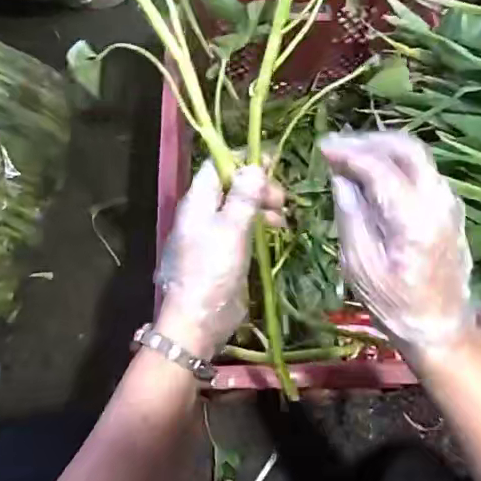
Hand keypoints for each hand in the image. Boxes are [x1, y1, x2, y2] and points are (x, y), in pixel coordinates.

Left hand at [155, 161, 284, 356]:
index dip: (244, 161)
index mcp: (198, 201)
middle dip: (258, 187)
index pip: (217, 166)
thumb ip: (243, 196)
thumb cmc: (212, 269)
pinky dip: (259, 226)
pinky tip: (275, 232)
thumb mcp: (231, 228)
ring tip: (282, 219)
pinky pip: (242, 229)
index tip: (272, 164)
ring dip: (262, 207)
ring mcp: (212, 234)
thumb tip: (255, 166)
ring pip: (239, 208)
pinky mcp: (223, 254)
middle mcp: (202, 213)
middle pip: (231, 186)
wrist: (198, 319)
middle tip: (281, 200)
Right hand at [320, 132, 480, 373]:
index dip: (349, 152)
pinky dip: (396, 163)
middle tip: (337, 146)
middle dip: (368, 140)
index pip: (380, 167)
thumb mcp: (360, 266)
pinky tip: (373, 174)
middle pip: (407, 148)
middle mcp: (438, 201)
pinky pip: (422, 171)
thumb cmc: (396, 305)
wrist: (442, 329)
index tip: (322, 148)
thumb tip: (340, 178)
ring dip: (382, 149)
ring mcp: (449, 203)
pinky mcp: (449, 209)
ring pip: (417, 156)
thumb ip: (350, 217)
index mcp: (415, 218)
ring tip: (350, 156)